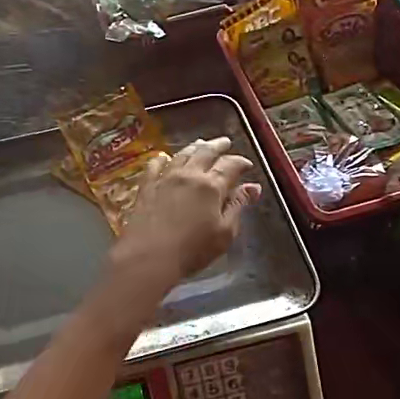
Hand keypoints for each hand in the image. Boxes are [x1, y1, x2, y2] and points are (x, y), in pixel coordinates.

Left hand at [111, 138, 261, 288]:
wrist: (148, 256)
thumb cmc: (192, 250)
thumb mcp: (224, 232)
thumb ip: (238, 206)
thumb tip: (252, 187)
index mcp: (211, 186)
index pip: (230, 166)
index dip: (240, 163)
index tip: (246, 165)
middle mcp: (188, 175)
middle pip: (205, 153)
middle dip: (217, 146)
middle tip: (225, 142)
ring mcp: (165, 178)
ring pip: (181, 155)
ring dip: (193, 148)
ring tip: (200, 144)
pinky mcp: (146, 187)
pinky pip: (154, 165)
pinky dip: (162, 159)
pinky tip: (164, 157)